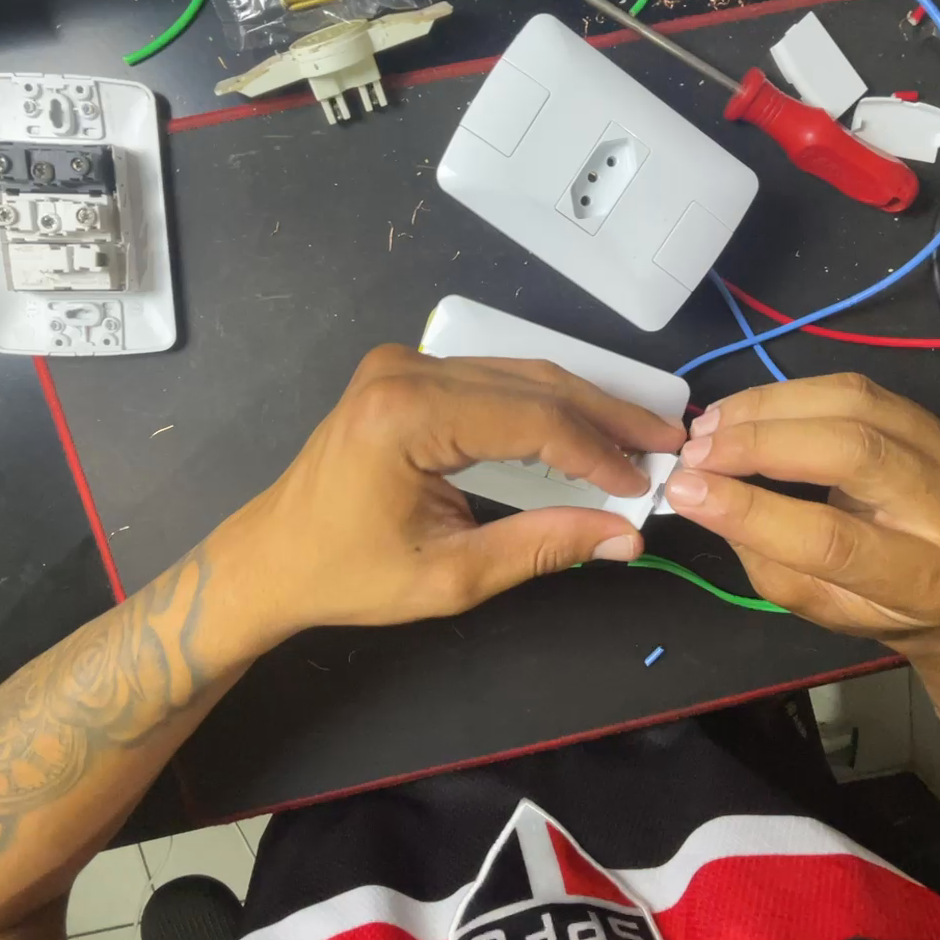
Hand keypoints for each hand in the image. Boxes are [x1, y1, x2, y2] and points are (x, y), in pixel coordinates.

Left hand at [209, 345, 686, 650]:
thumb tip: (625, 535)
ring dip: (580, 405)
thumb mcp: (451, 576)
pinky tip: (580, 425)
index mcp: (408, 414)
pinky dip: (541, 405)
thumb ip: (542, 547)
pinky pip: (492, 380)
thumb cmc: (349, 575)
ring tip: (636, 434)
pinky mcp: (406, 373)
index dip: (598, 451)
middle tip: (665, 439)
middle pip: (533, 383)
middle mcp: (407, 370)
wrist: (274, 557)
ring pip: (518, 374)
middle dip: (604, 415)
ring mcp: (403, 363)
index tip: (644, 483)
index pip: (532, 419)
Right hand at [662, 374, 939, 637]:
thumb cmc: (873, 605)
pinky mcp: (934, 424)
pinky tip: (744, 411)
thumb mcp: (811, 603)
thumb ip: (760, 551)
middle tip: (696, 452)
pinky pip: (854, 390)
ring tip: (711, 425)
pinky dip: (786, 394)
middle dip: (759, 444)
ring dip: (766, 408)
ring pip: (853, 403)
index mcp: (925, 580)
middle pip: (852, 451)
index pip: (831, 538)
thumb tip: (698, 491)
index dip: (750, 510)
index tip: (683, 489)